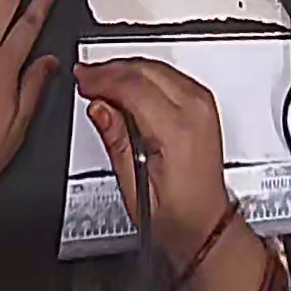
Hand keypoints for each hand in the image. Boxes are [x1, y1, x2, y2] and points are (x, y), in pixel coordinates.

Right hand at [74, 59, 260, 278]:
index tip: (82, 79)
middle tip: (85, 77)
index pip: (133, 87)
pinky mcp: (202, 97)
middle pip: (144, 70)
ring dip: (124, 69)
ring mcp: (202, 101)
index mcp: (179, 132)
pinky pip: (166, 72)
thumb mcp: (136, 192)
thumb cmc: (178, 216)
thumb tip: (98, 107)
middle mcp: (195, 109)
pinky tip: (124, 82)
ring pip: (154, 66)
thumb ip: (116, 143)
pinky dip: (141, 72)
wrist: (207, 224)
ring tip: (100, 80)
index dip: (103, 78)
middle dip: (109, 70)